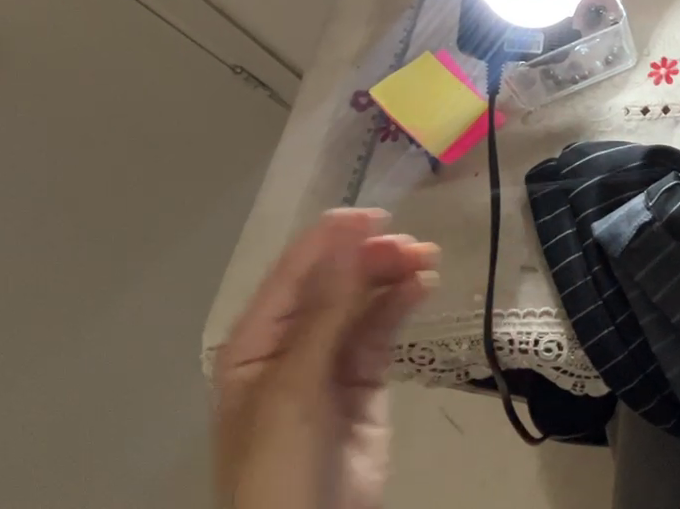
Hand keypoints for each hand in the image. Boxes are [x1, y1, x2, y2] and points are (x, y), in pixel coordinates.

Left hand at [214, 208, 439, 508]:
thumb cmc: (279, 463)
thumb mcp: (293, 386)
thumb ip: (326, 311)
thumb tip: (350, 240)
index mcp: (254, 342)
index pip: (293, 274)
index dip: (330, 241)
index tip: (374, 216)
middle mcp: (291, 343)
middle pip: (334, 283)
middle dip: (369, 258)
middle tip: (412, 247)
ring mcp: (330, 361)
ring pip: (363, 301)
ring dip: (391, 275)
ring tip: (425, 259)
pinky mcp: (365, 379)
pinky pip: (382, 329)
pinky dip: (401, 303)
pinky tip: (422, 286)